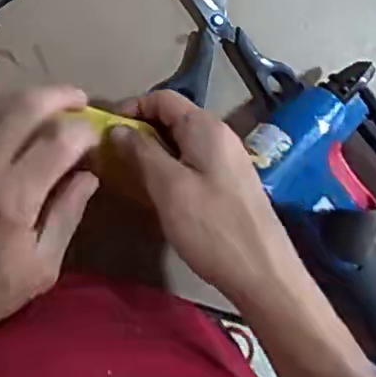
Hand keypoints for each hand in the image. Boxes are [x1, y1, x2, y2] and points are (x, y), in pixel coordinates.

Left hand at [0, 87, 101, 343]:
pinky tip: (21, 124)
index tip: (97, 136)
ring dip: (32, 98)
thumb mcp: (40, 267)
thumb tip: (89, 175)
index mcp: (14, 195)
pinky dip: (7, 112)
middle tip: (80, 99)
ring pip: (0, 104)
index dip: (84, 131)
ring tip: (55, 104)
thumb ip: (67, 214)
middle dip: (59, 95)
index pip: (59, 140)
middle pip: (27, 105)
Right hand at [111, 90, 309, 312]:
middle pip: (173, 117)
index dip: (132, 107)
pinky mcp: (233, 184)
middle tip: (116, 154)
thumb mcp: (167, 186)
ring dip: (155, 151)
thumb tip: (118, 128)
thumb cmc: (212, 227)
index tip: (109, 131)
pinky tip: (162, 192)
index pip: (162, 98)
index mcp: (206, 127)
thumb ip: (140, 151)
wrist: (267, 279)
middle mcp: (220, 135)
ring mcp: (230, 160)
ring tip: (133, 173)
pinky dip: (172, 167)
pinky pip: (194, 161)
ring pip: (182, 141)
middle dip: (141, 130)